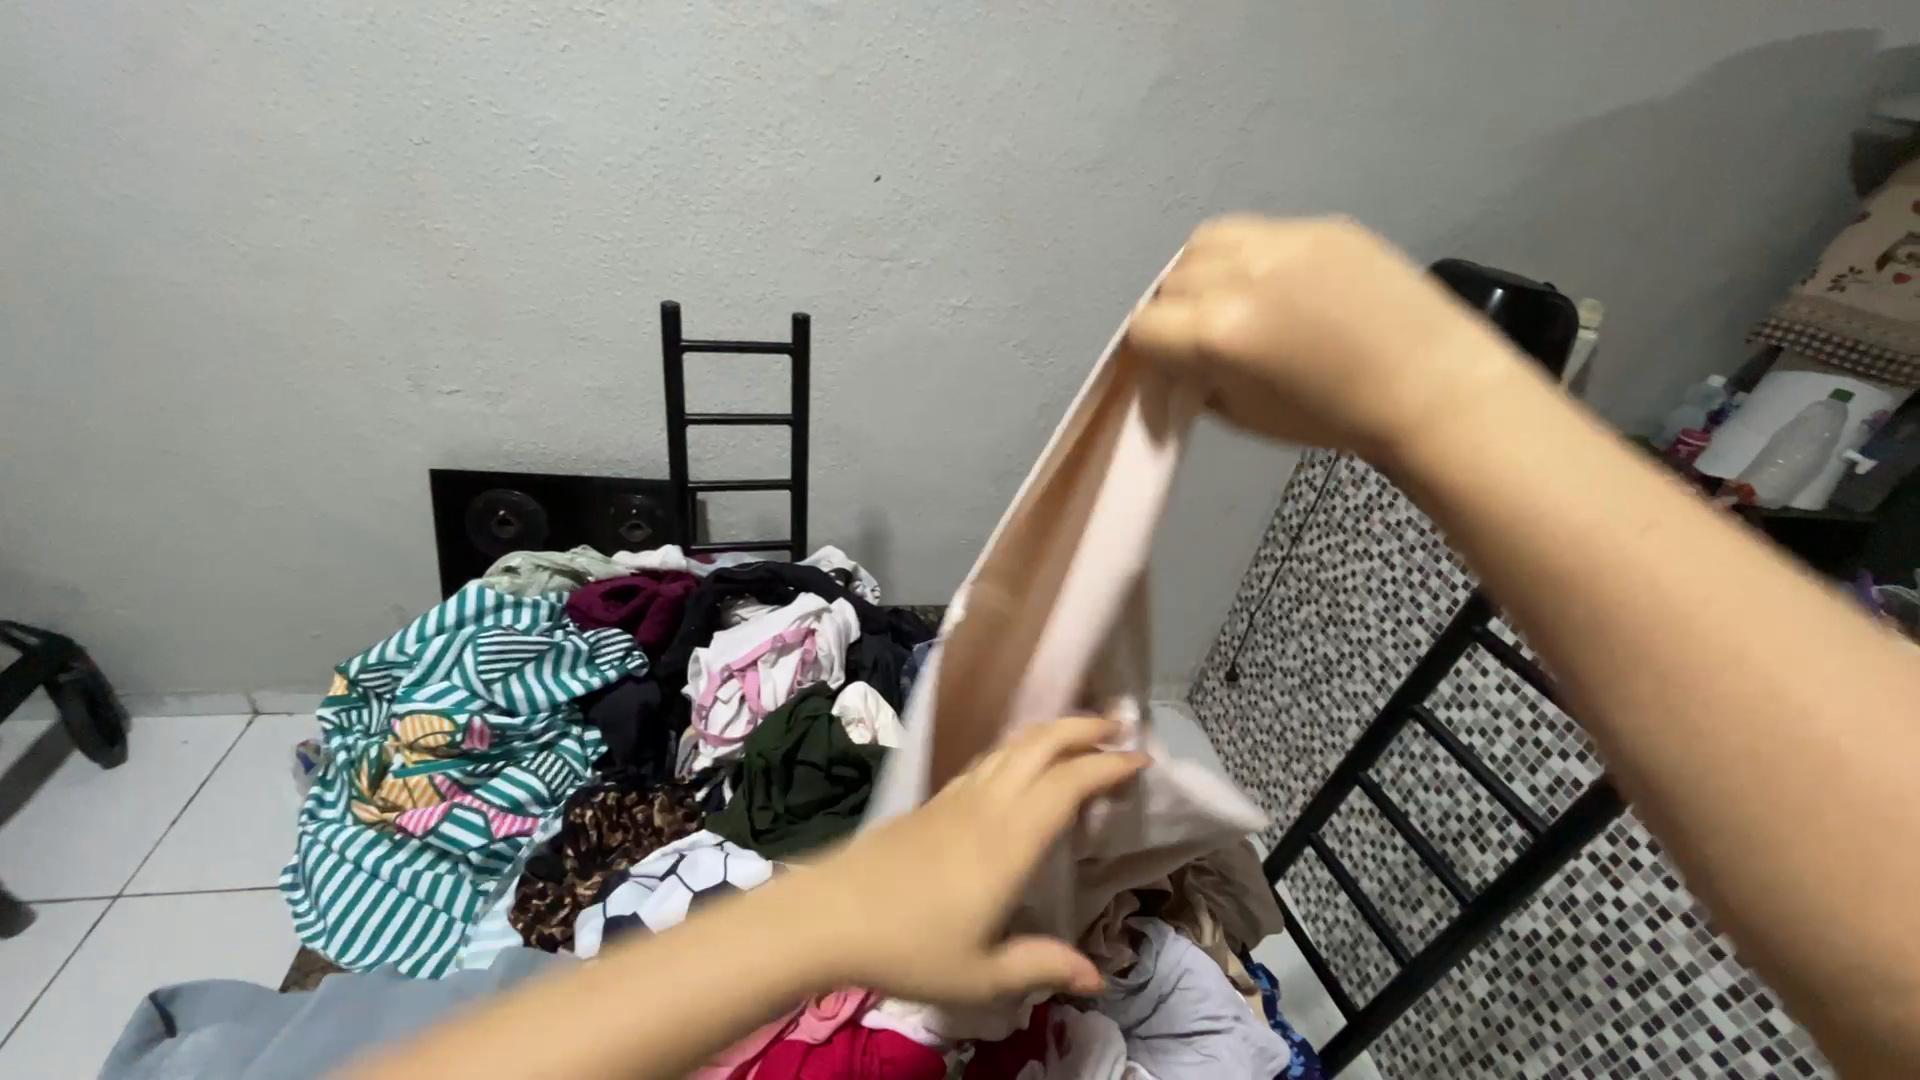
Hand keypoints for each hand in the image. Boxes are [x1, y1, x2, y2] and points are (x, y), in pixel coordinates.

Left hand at [797, 715, 1147, 1006]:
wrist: (829, 913)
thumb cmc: (908, 946)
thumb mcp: (980, 976)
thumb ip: (1041, 967)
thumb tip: (1096, 976)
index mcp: (1008, 842)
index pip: (1068, 784)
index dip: (1107, 766)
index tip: (1141, 761)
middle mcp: (987, 806)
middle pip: (1040, 745)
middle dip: (1083, 728)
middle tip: (1119, 730)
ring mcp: (957, 797)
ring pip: (1011, 745)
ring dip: (1051, 732)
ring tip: (1080, 734)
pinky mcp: (934, 800)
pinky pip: (987, 760)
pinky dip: (1018, 748)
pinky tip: (1020, 762)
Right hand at [1128, 215, 1533, 462]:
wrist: (1429, 387)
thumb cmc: (1330, 418)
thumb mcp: (1241, 414)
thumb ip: (1195, 379)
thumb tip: (1174, 361)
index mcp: (1220, 332)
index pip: (1144, 328)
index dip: (1147, 353)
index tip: (1166, 367)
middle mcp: (1242, 276)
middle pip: (1168, 284)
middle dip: (1172, 315)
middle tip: (1197, 340)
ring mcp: (1285, 240)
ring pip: (1203, 244)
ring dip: (1199, 275)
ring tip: (1225, 301)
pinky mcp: (1321, 225)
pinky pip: (1255, 232)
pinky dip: (1244, 258)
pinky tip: (1270, 285)